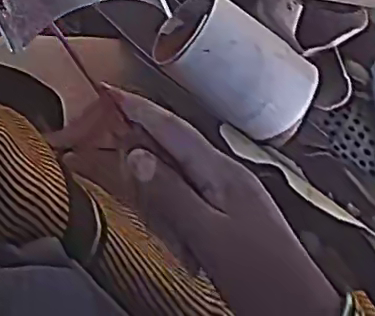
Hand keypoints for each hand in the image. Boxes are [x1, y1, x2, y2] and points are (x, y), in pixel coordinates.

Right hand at [97, 88, 341, 315]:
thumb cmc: (266, 282)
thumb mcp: (208, 236)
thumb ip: (168, 191)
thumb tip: (135, 155)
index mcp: (222, 172)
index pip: (170, 126)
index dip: (136, 106)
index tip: (108, 91)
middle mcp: (227, 176)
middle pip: (170, 147)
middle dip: (143, 158)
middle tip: (124, 174)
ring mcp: (232, 197)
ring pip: (177, 173)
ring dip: (160, 194)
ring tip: (163, 226)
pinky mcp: (233, 218)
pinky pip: (189, 197)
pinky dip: (174, 212)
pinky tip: (180, 240)